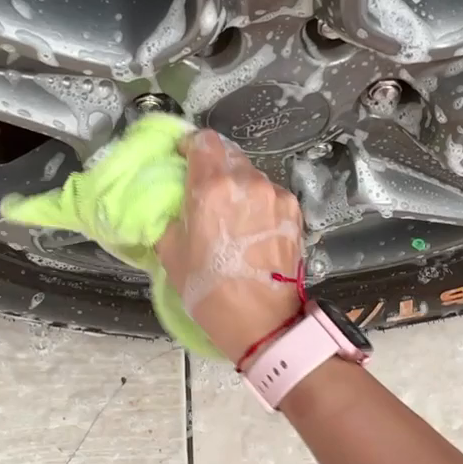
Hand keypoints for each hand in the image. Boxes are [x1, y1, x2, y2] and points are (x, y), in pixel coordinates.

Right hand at [156, 131, 304, 362]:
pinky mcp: (293, 211)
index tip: (183, 159)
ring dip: (237, 186)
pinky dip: (257, 203)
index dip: (190, 146)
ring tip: (229, 216)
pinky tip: (251, 228)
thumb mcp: (171, 253)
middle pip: (228, 155)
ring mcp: (274, 195)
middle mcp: (247, 182)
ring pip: (251, 175)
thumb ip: (169, 217)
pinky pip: (269, 194)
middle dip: (213, 167)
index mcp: (212, 188)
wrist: (262, 322)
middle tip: (203, 192)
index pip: (202, 141)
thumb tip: (171, 204)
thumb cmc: (209, 290)